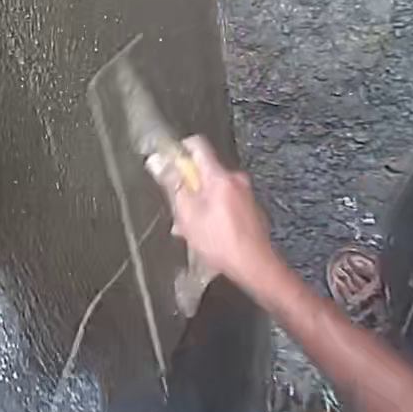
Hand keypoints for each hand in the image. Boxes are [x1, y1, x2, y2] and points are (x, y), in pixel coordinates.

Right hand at [147, 136, 279, 290]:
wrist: (255, 266)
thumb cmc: (222, 243)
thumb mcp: (187, 213)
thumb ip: (172, 184)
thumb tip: (157, 162)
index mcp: (219, 176)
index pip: (197, 145)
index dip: (180, 150)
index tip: (169, 162)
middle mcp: (235, 179)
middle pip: (204, 169)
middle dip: (188, 185)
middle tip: (179, 206)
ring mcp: (245, 193)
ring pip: (215, 187)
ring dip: (200, 201)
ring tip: (192, 226)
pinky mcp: (250, 207)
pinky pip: (226, 199)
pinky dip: (215, 209)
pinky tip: (208, 232)